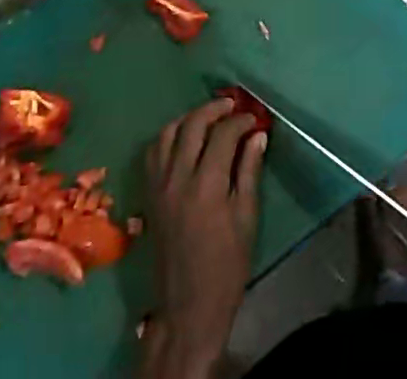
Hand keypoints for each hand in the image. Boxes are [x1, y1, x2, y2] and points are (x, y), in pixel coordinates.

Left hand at [139, 99, 268, 378]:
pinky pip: (154, 150)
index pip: (222, 135)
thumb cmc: (227, 265)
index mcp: (207, 185)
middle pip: (192, 125)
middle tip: (231, 105)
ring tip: (207, 116)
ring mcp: (159, 182)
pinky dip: (168, 136)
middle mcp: (178, 176)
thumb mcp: (246, 219)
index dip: (239, 121)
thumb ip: (249, 173)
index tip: (253, 119)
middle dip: (213, 109)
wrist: (188, 301)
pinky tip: (182, 137)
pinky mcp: (149, 190)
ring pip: (168, 133)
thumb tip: (257, 136)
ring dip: (188, 118)